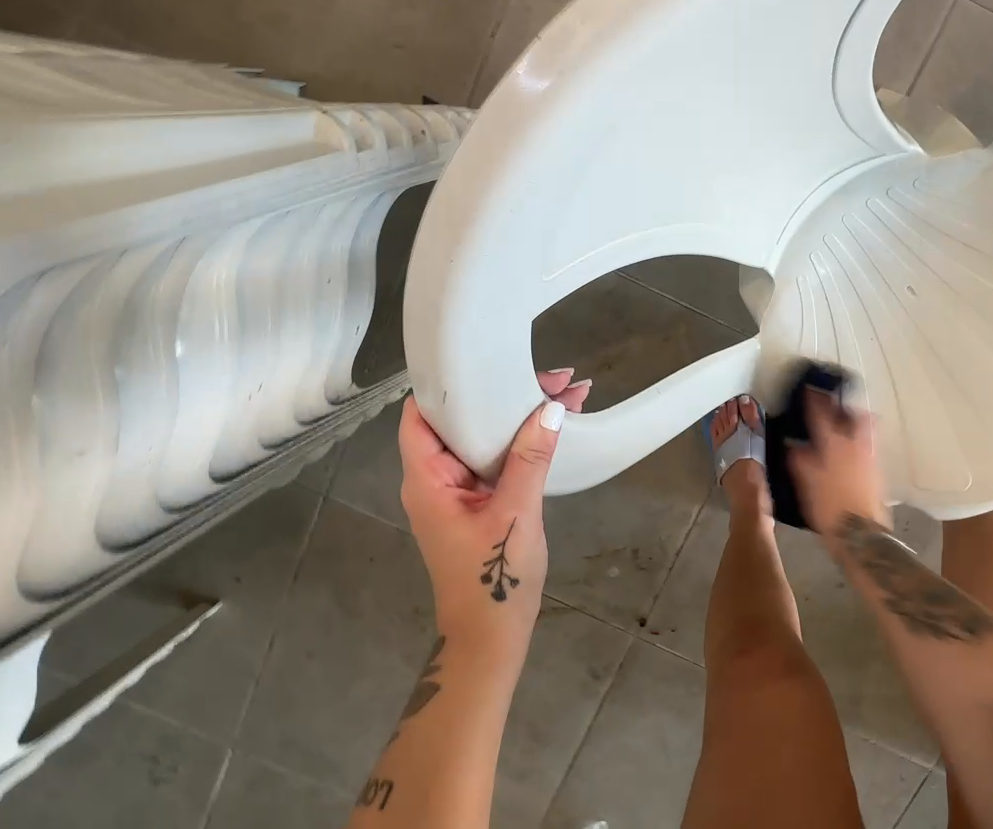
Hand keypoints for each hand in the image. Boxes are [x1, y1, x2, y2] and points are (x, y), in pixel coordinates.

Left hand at [397, 369, 589, 641]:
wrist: (492, 635)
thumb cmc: (492, 577)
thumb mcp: (516, 513)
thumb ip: (531, 459)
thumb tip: (551, 407)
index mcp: (427, 480)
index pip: (421, 415)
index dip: (449, 384)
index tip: (489, 358)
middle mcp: (435, 479)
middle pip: (463, 421)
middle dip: (505, 395)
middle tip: (556, 377)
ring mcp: (457, 491)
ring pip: (485, 438)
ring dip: (522, 416)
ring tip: (570, 393)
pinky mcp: (478, 502)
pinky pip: (497, 459)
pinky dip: (524, 440)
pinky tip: (557, 425)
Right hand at [787, 388, 889, 537]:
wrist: (860, 535)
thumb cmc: (829, 509)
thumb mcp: (806, 485)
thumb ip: (800, 461)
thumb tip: (794, 446)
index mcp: (834, 445)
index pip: (822, 415)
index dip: (815, 400)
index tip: (811, 389)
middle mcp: (856, 446)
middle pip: (859, 417)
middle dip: (850, 409)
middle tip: (840, 407)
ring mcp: (871, 459)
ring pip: (868, 432)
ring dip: (859, 425)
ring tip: (848, 428)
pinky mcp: (879, 473)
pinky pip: (871, 449)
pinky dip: (862, 445)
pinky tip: (852, 455)